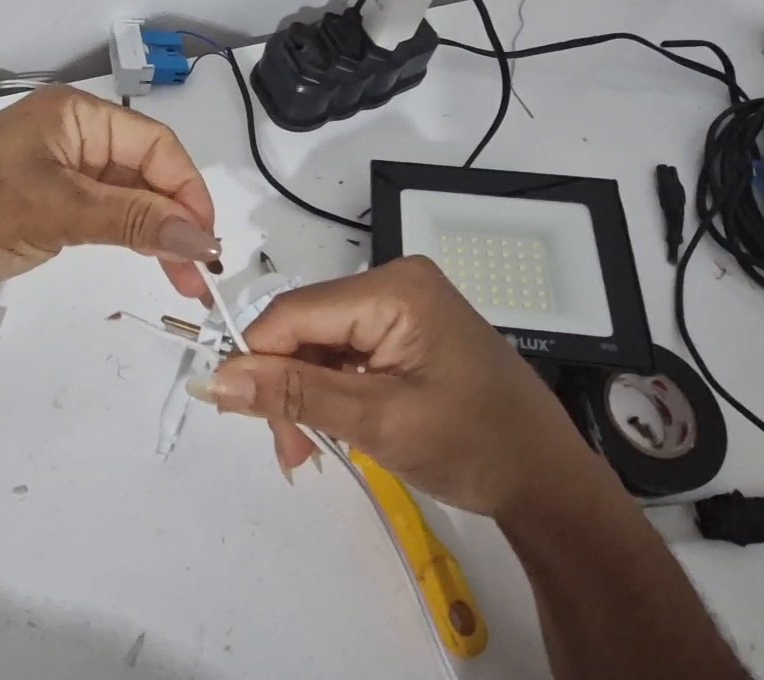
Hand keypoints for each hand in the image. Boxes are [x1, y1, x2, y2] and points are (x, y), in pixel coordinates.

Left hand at [0, 87, 219, 311]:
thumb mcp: (59, 212)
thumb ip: (135, 221)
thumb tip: (204, 238)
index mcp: (76, 114)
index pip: (155, 145)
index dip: (187, 190)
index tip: (206, 242)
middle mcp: (72, 133)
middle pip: (145, 169)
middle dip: (175, 216)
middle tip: (197, 272)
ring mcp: (57, 167)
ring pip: (127, 194)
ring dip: (155, 231)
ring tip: (180, 277)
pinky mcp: (45, 199)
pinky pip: (102, 210)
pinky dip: (127, 234)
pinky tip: (145, 258)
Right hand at [188, 256, 603, 519]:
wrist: (548, 480)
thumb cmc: (474, 445)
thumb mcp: (377, 421)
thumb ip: (292, 395)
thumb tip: (214, 380)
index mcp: (392, 287)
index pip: (293, 313)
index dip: (257, 361)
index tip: (242, 417)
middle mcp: (393, 283)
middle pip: (304, 328)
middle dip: (285, 386)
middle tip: (291, 452)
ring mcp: (401, 307)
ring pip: (319, 344)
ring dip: (305, 395)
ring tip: (311, 450)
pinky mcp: (404, 332)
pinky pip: (345, 354)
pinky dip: (331, 392)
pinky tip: (335, 428)